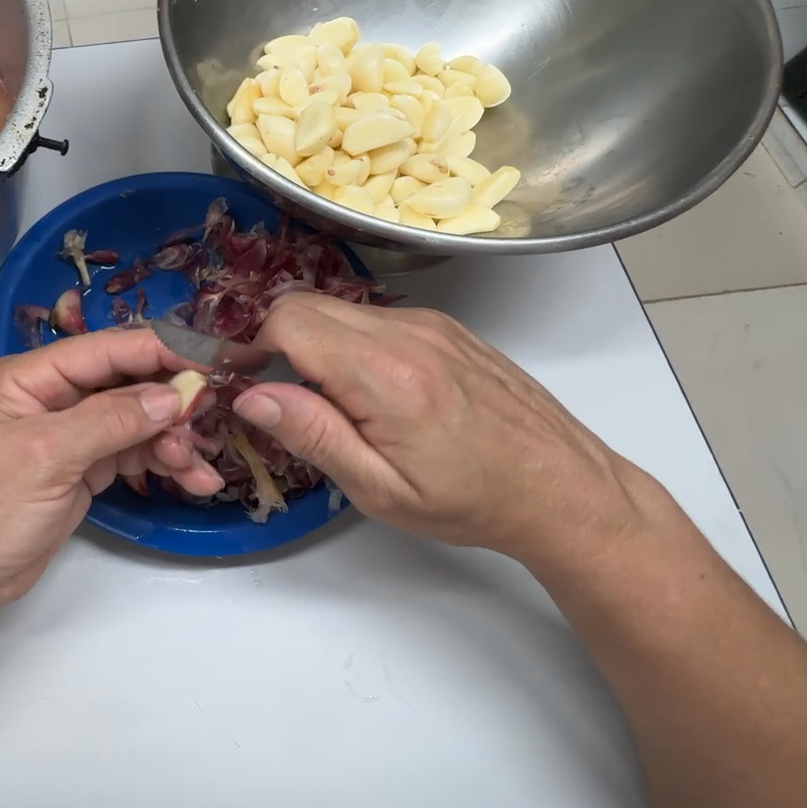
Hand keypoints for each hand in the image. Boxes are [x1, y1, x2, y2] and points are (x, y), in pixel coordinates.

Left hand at [0, 329, 221, 605]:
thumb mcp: (46, 457)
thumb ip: (109, 421)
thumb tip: (172, 395)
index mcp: (30, 377)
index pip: (103, 350)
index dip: (156, 351)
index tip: (209, 360)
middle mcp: (52, 396)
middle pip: (124, 382)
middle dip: (169, 399)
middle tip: (212, 417)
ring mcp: (70, 433)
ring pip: (135, 420)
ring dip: (171, 438)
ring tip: (197, 465)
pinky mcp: (83, 467)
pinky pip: (132, 453)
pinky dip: (161, 463)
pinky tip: (192, 479)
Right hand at [223, 293, 640, 563]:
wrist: (566, 490)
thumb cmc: (470, 502)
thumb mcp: (379, 489)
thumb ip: (312, 434)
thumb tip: (251, 395)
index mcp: (386, 376)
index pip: (288, 323)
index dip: (250, 346)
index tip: (241, 380)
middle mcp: (406, 335)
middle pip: (304, 305)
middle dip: (272, 339)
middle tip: (272, 388)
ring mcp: (428, 325)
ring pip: (335, 308)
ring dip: (309, 340)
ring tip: (322, 395)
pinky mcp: (444, 327)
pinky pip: (370, 317)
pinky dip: (345, 340)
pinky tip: (364, 386)